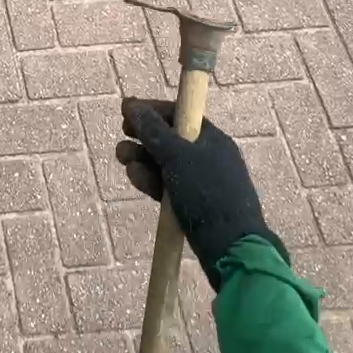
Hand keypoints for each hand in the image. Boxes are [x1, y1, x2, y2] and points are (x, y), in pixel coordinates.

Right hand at [115, 97, 273, 287]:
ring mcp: (198, 180)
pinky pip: (164, 183)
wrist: (230, 248)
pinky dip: (149, 180)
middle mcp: (205, 156)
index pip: (177, 113)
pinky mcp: (190, 201)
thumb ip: (153, 130)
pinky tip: (137, 181)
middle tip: (122, 138)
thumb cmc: (206, 193)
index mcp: (211, 139)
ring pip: (161, 161)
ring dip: (140, 159)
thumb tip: (131, 104)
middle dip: (140, 137)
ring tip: (126, 162)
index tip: (125, 113)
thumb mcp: (177, 156)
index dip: (150, 110)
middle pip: (165, 137)